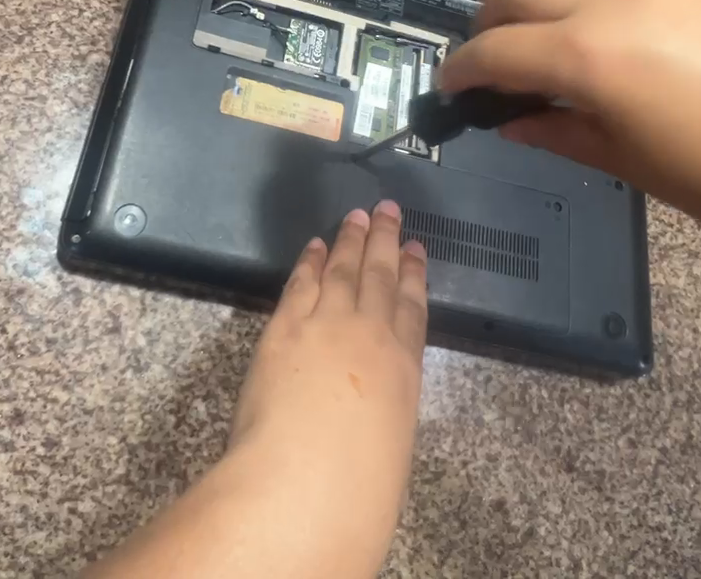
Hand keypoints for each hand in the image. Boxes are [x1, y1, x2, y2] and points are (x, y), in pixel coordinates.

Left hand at [85, 202, 427, 578]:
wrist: (303, 486)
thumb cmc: (356, 491)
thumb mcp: (389, 446)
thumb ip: (382, 410)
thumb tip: (371, 402)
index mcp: (403, 370)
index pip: (412, 308)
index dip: (414, 274)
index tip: (415, 248)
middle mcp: (370, 335)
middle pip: (380, 275)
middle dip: (384, 239)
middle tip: (388, 209)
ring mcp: (326, 325)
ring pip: (342, 269)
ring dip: (349, 240)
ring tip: (356, 215)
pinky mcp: (285, 327)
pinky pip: (301, 284)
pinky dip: (309, 262)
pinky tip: (314, 247)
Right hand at [439, 0, 700, 252]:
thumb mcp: (638, 167)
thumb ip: (562, 132)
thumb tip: (514, 120)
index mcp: (593, 54)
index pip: (496, 49)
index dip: (461, 71)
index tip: (450, 89)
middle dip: (489, 22)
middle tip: (493, 66)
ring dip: (541, 8)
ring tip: (557, 58)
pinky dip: (594, 5)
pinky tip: (624, 50)